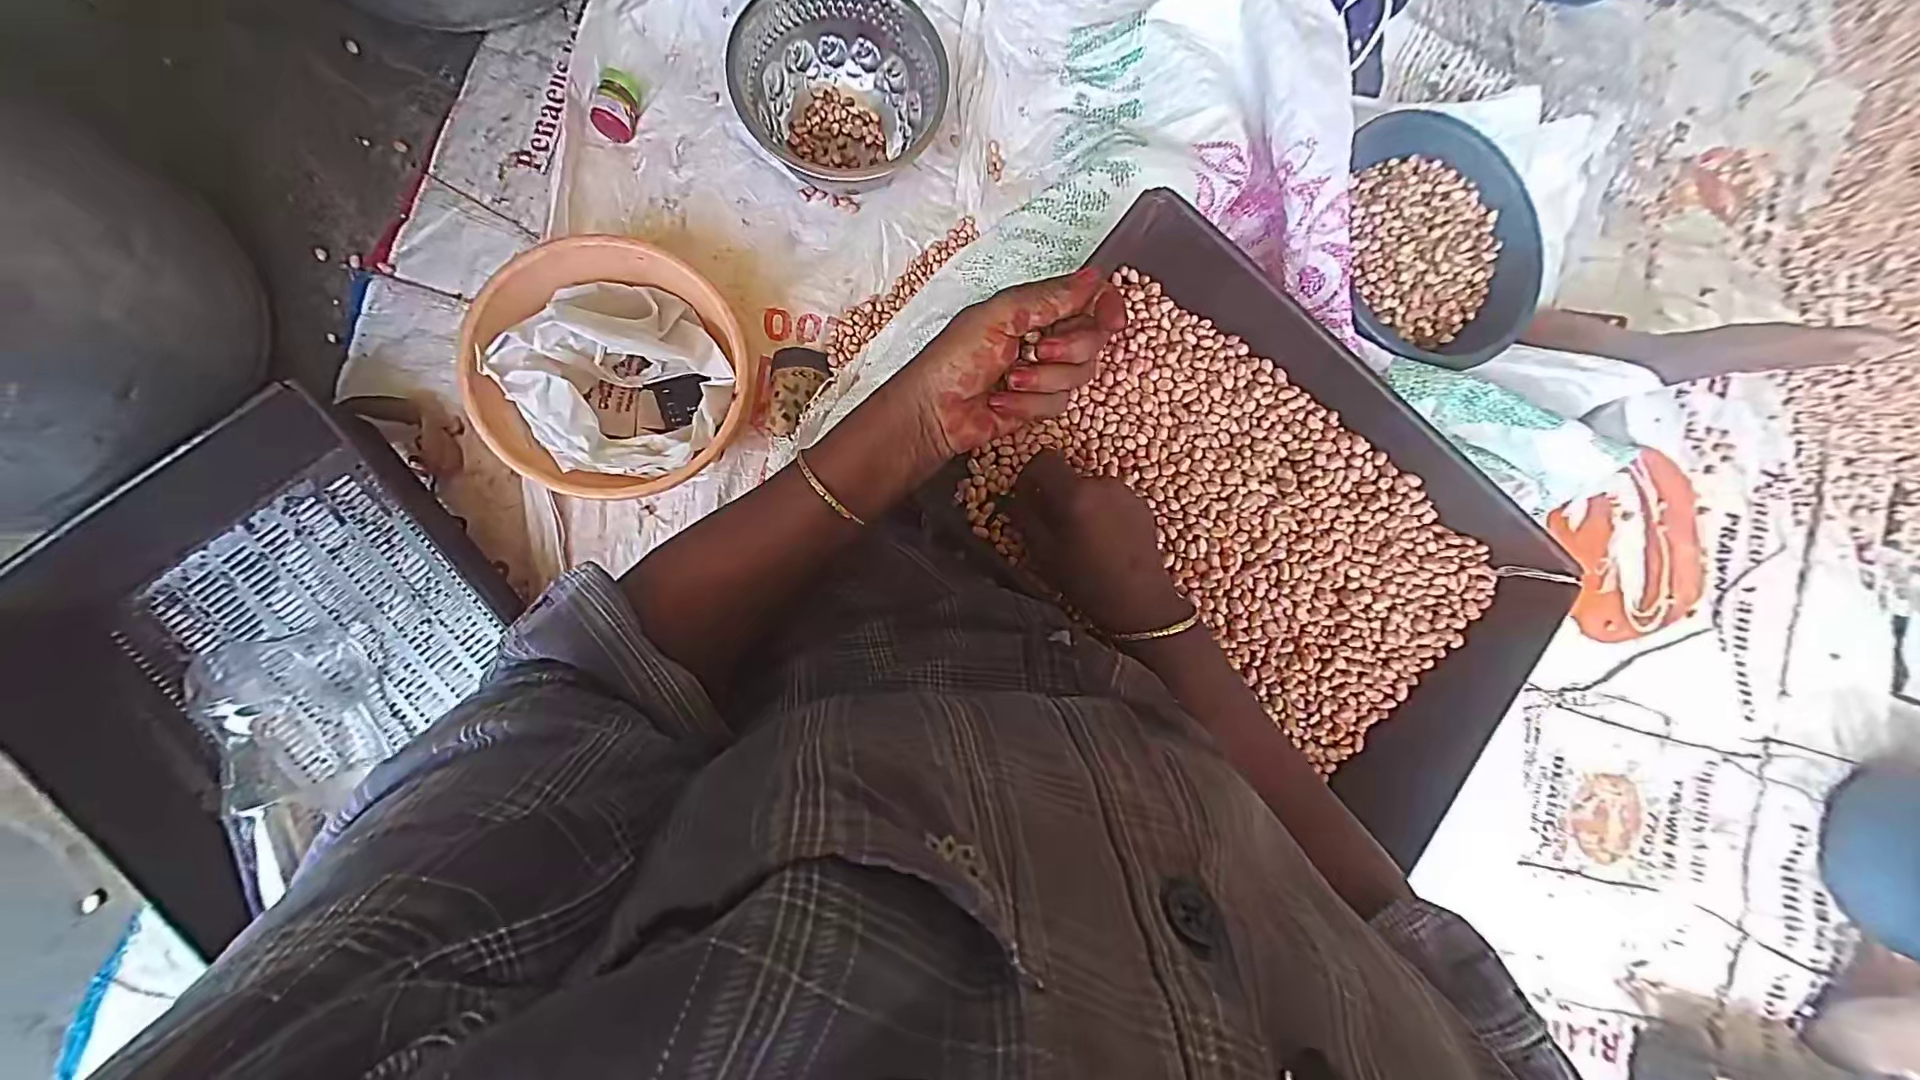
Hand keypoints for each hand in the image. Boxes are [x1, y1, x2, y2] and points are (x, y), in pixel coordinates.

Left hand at [886, 268, 1126, 463]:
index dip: (1106, 307)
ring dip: (1042, 379)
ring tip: (1009, 380)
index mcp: (1035, 309)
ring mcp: (1043, 374)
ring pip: (1079, 376)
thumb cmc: (954, 359)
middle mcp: (1044, 339)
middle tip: (1036, 351)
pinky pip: (1059, 404)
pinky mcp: (1038, 405)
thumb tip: (1093, 278)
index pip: (1088, 301)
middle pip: (1092, 341)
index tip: (1112, 321)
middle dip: (1068, 349)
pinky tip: (1000, 402)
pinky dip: (1029, 404)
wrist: (935, 411)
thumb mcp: (999, 316)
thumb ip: (1048, 298)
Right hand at [1008, 450, 1191, 634]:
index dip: (1029, 475)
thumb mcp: (1045, 554)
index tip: (1025, 497)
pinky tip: (1102, 542)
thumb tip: (1015, 499)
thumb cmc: (1086, 582)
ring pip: (1088, 489)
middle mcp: (1102, 484)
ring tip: (1079, 539)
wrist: (1140, 602)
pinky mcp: (1140, 505)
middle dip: (1055, 495)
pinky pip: (1109, 499)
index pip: (1044, 460)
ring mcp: (1125, 493)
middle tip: (1051, 528)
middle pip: (1067, 476)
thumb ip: (1026, 518)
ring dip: (1078, 504)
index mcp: (1075, 494)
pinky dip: (1099, 512)